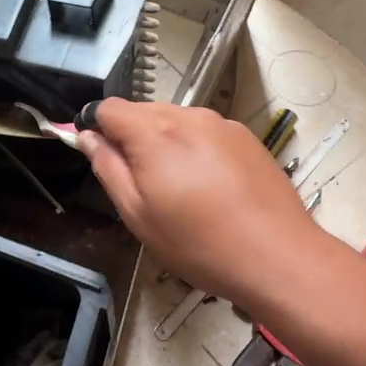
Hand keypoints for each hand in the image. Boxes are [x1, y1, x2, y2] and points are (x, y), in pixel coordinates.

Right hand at [78, 98, 317, 302]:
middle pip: (142, 111)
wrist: (278, 257)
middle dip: (131, 137)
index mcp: (154, 133)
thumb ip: (107, 167)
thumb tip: (87, 137)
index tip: (101, 155)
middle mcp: (187, 116)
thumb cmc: (198, 243)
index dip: (96, 127)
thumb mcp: (137, 213)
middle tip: (141, 182)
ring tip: (178, 187)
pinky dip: (194, 148)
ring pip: (174, 120)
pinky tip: (208, 185)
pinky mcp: (245, 136)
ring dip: (164, 142)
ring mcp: (220, 123)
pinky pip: (204, 131)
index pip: (109, 108)